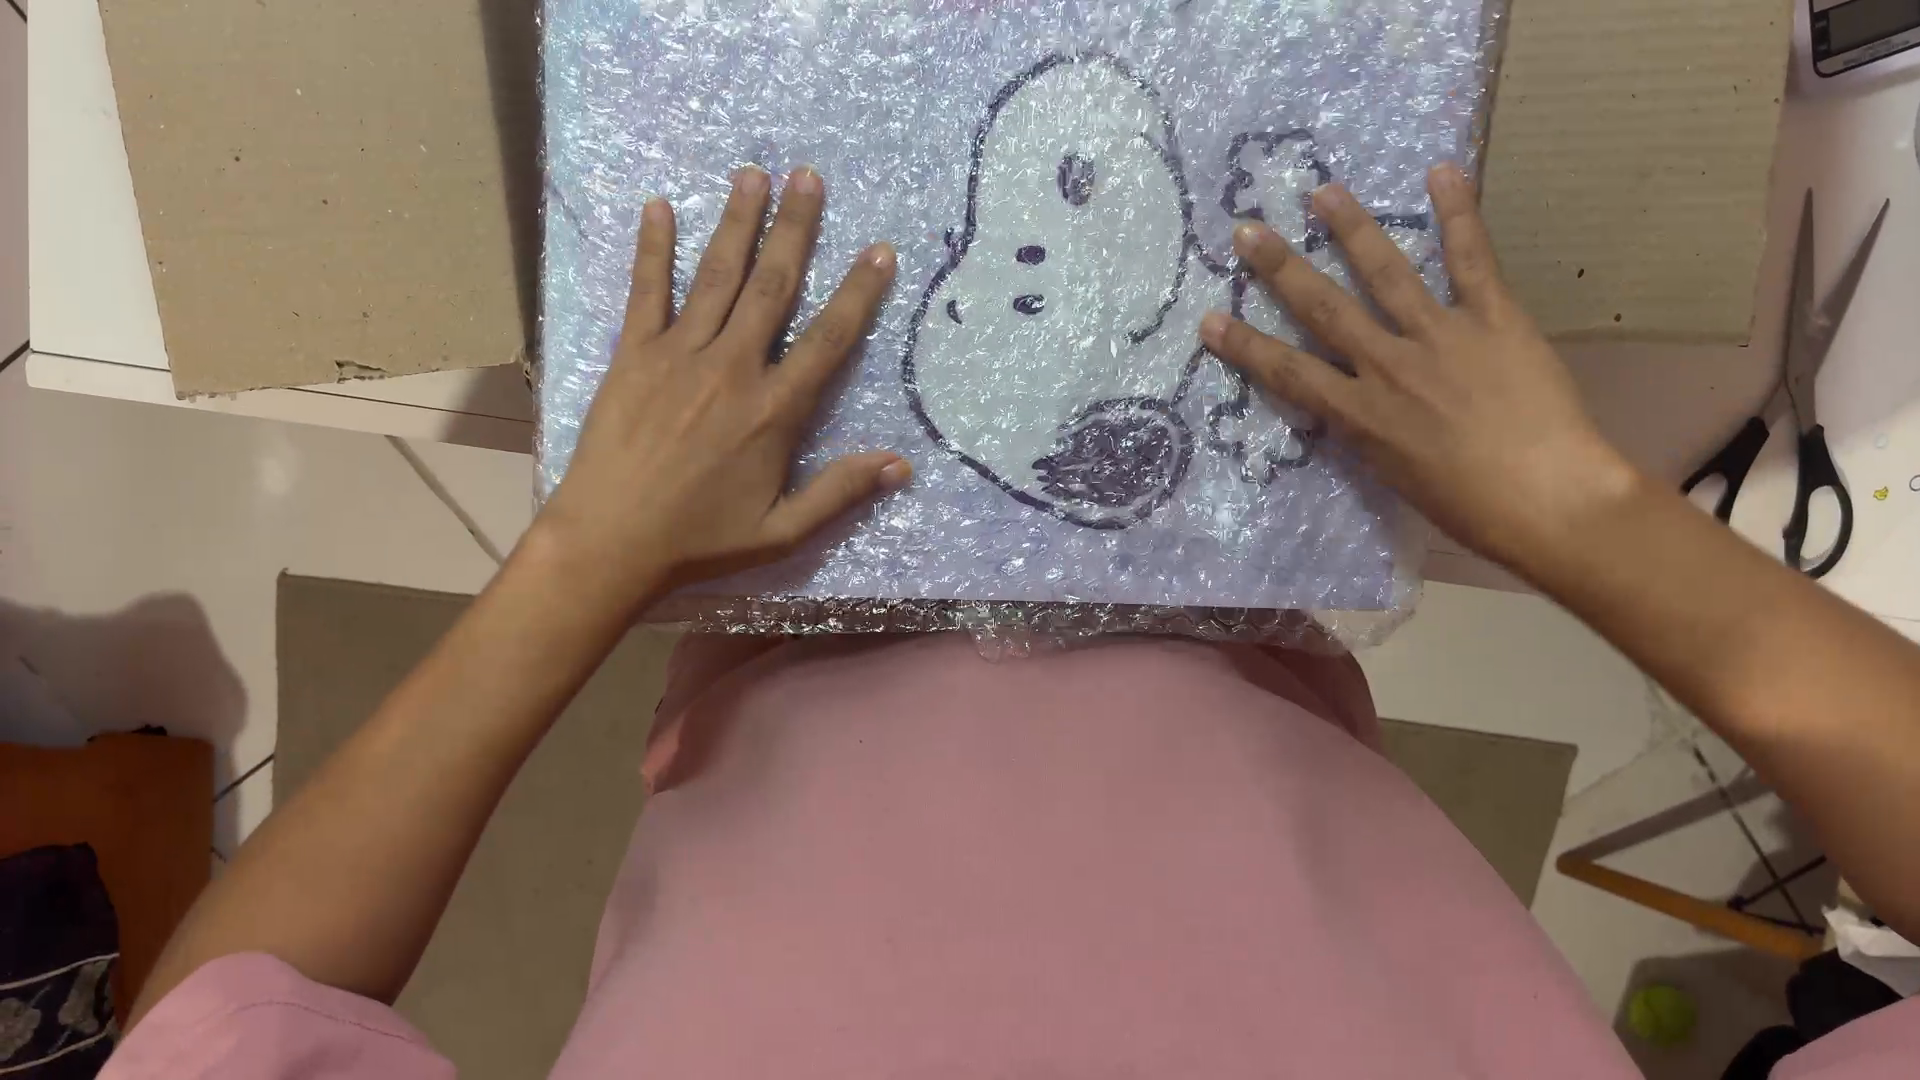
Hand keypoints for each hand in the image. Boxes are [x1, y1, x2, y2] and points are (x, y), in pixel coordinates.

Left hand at [533, 167, 909, 611]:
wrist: (610, 542)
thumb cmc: (702, 540)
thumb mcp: (783, 531)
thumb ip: (841, 491)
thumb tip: (901, 465)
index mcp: (774, 412)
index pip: (828, 340)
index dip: (858, 294)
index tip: (878, 251)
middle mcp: (731, 370)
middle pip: (772, 288)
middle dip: (794, 230)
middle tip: (809, 178)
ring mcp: (677, 357)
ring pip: (716, 277)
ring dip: (736, 223)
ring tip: (753, 174)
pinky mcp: (632, 356)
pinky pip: (645, 293)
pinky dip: (652, 249)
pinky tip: (658, 207)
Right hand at [1200, 163, 1639, 571]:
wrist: (1548, 500)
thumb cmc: (1466, 506)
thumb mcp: (1391, 473)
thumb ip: (1364, 430)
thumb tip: (1349, 404)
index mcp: (1359, 414)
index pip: (1287, 374)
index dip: (1245, 347)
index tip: (1209, 321)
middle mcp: (1388, 367)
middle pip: (1324, 310)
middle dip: (1281, 270)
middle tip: (1247, 231)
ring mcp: (1441, 337)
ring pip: (1386, 274)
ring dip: (1351, 229)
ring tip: (1323, 191)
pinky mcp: (1495, 319)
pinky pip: (1472, 261)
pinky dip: (1459, 214)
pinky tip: (1441, 172)